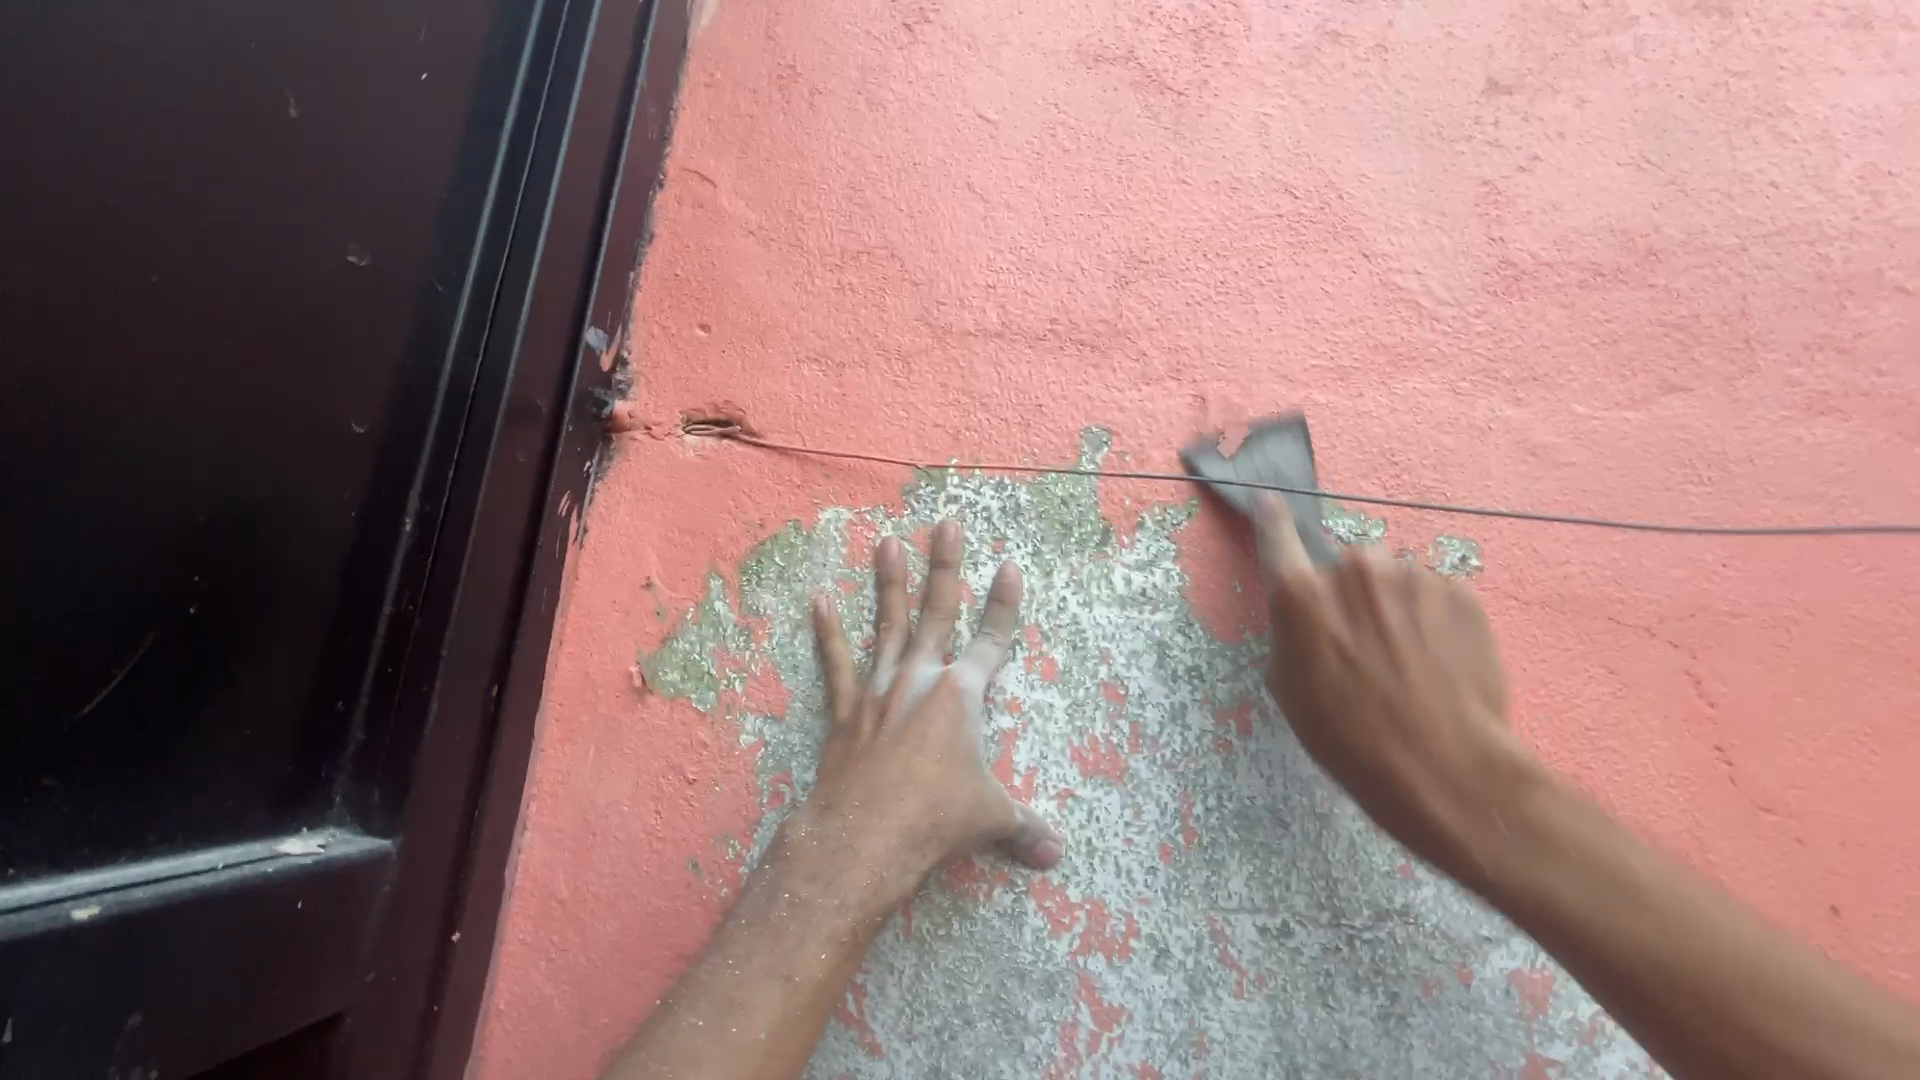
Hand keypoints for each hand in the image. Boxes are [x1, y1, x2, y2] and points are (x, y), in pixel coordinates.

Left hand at [778, 521, 1063, 921]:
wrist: (868, 834)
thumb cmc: (937, 818)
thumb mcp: (991, 818)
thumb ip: (1025, 828)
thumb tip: (1055, 856)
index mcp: (963, 696)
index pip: (992, 641)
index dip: (1004, 605)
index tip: (1011, 566)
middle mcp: (922, 679)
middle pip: (937, 611)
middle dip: (946, 566)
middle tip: (946, 524)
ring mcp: (880, 689)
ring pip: (887, 623)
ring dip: (889, 582)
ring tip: (887, 541)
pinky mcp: (847, 708)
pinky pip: (836, 661)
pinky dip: (827, 630)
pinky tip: (820, 597)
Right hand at [1252, 494, 1540, 884]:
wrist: (1442, 764)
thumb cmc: (1345, 735)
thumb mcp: (1288, 686)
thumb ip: (1292, 632)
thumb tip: (1311, 615)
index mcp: (1301, 593)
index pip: (1277, 536)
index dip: (1271, 518)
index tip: (1270, 501)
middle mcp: (1354, 569)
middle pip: (1346, 566)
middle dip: (1351, 593)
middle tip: (1363, 642)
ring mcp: (1412, 576)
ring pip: (1394, 579)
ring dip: (1394, 604)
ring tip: (1409, 657)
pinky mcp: (1460, 591)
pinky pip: (1434, 593)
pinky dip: (1432, 617)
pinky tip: (1440, 658)